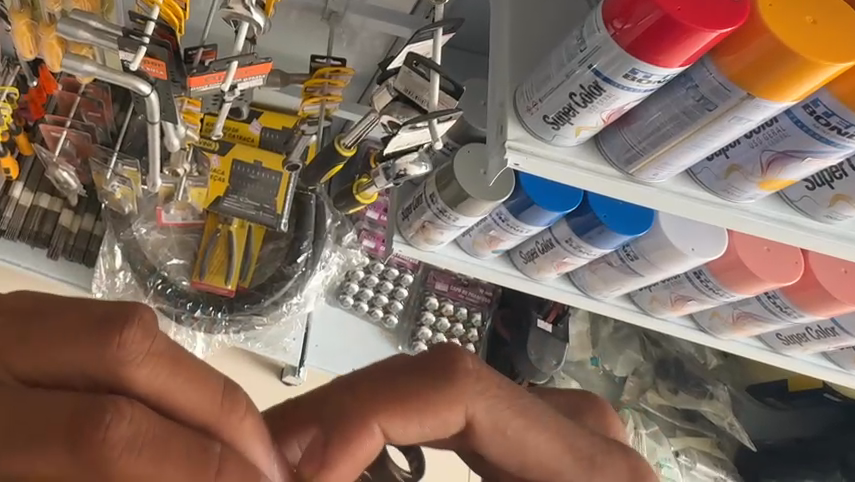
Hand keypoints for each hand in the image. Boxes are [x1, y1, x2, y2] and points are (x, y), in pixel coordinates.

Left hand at [0, 292, 290, 481]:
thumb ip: (139, 474)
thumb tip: (234, 475)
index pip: (105, 434)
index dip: (198, 464)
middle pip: (126, 350)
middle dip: (216, 410)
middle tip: (267, 464)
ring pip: (130, 325)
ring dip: (199, 389)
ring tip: (238, 443)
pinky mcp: (17, 304)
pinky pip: (111, 322)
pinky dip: (160, 371)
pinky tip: (188, 413)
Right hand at [262, 345, 655, 481]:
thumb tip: (306, 475)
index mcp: (590, 467)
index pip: (452, 387)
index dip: (362, 416)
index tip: (298, 471)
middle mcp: (577, 425)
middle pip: (427, 382)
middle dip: (336, 422)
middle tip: (264, 458)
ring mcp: (559, 428)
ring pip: (426, 396)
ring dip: (351, 429)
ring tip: (292, 459)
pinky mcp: (539, 444)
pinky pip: (445, 422)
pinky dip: (389, 441)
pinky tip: (348, 463)